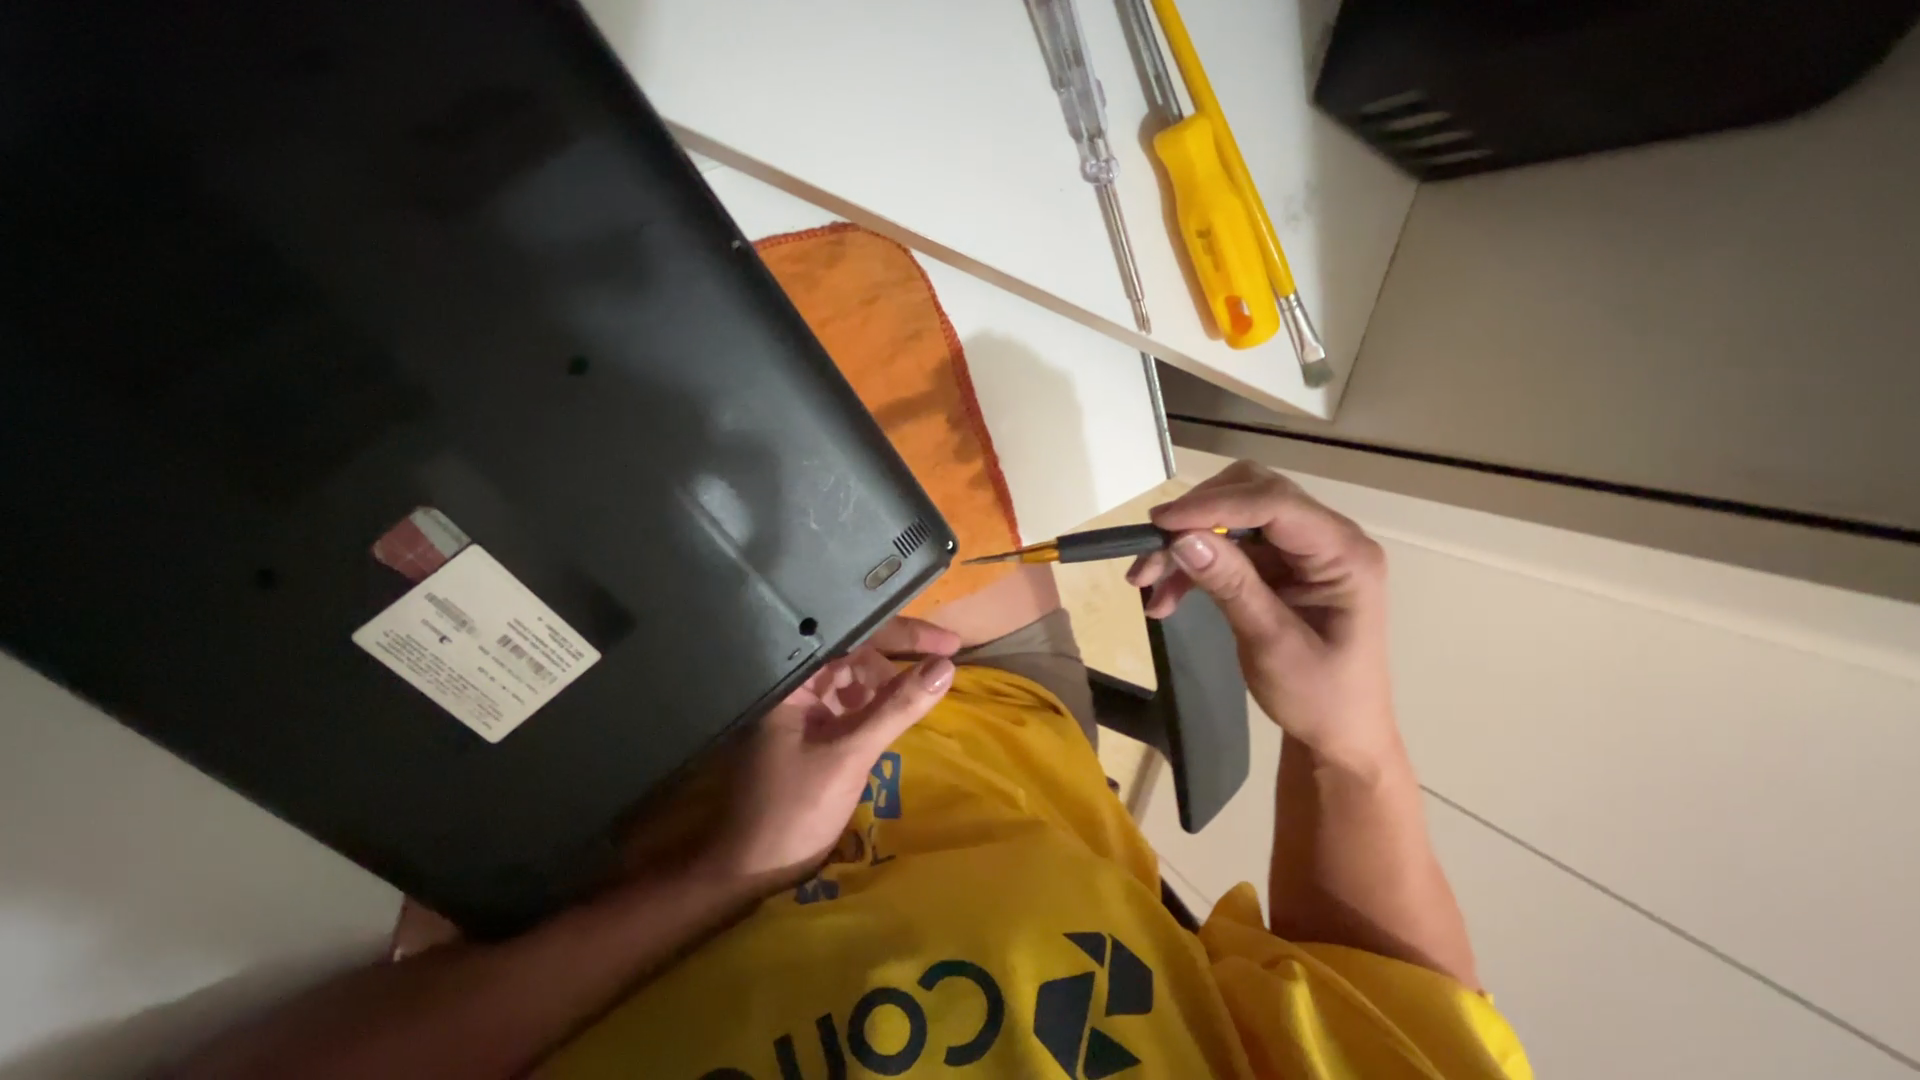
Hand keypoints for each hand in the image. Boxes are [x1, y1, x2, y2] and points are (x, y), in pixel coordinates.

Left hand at [700, 617, 958, 888]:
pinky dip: (876, 704)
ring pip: (853, 677)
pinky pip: (849, 703)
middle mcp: (794, 684)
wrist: (750, 869)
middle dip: (899, 655)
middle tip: (945, 662)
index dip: (903, 633)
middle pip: (854, 651)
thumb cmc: (793, 808)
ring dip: (889, 681)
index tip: (949, 642)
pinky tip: (895, 714)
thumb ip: (896, 708)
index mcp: (792, 678)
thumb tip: (945, 667)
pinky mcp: (809, 732)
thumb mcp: (851, 755)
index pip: (852, 635)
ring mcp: (800, 708)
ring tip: (922, 692)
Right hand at [1127, 460, 1398, 772]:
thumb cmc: (1319, 697)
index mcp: (1344, 552)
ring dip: (1185, 543)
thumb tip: (1183, 539)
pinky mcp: (1277, 566)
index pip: (1276, 503)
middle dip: (1196, 516)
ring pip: (1231, 517)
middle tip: (1151, 548)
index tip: (1159, 524)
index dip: (1214, 506)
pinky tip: (1162, 599)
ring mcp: (1300, 551)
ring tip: (1143, 581)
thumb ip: (1232, 586)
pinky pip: (1225, 547)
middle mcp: (1326, 538)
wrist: (1336, 735)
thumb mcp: (1273, 644)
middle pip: (1252, 494)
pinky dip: (1190, 566)